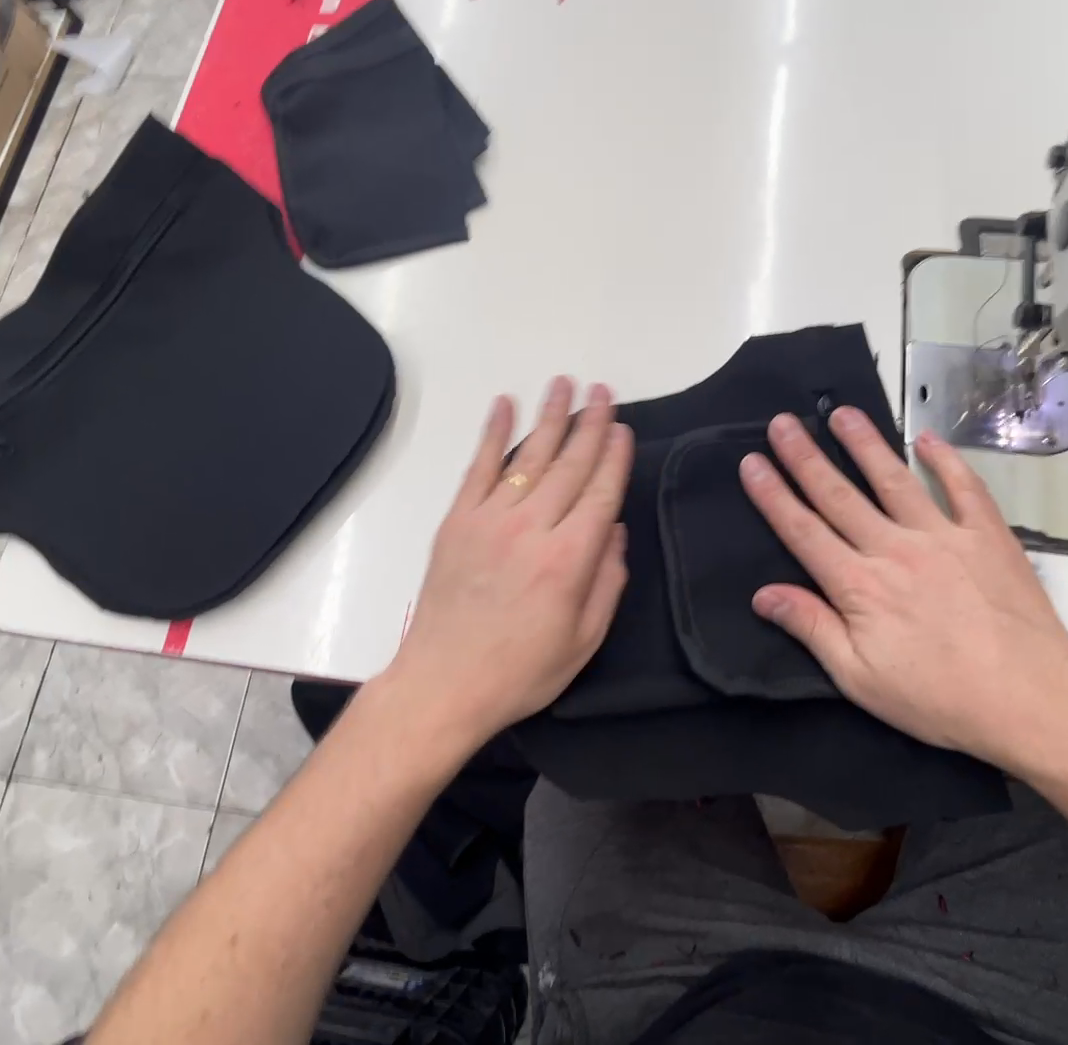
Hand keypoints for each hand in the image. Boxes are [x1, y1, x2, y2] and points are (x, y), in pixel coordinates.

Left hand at [382, 378, 632, 749]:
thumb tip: (616, 531)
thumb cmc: (521, 671)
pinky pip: (478, 467)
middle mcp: (532, 528)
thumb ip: (607, 581)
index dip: (615, 456)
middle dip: (591, 424)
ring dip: (550, 417)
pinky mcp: (457, 521)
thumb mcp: (584, 640)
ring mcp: (490, 519)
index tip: (623, 428)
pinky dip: (492, 433)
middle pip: (570, 465)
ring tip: (564, 384)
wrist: (444, 683)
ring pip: (529, 457)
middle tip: (603, 391)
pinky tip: (505, 405)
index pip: (601, 493)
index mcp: (571, 559)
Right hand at [739, 409, 1067, 771]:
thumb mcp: (859, 678)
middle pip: (839, 495)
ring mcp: (943, 536)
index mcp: (858, 585)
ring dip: (864, 444)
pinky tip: (927, 439)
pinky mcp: (987, 536)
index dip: (773, 496)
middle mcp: (894, 549)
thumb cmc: (938, 698)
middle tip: (781, 422)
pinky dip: (945, 460)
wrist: (1031, 700)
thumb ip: (811, 628)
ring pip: (893, 480)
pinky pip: (963, 488)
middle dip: (805, 457)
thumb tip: (763, 594)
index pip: (803, 531)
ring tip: (841, 413)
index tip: (751, 463)